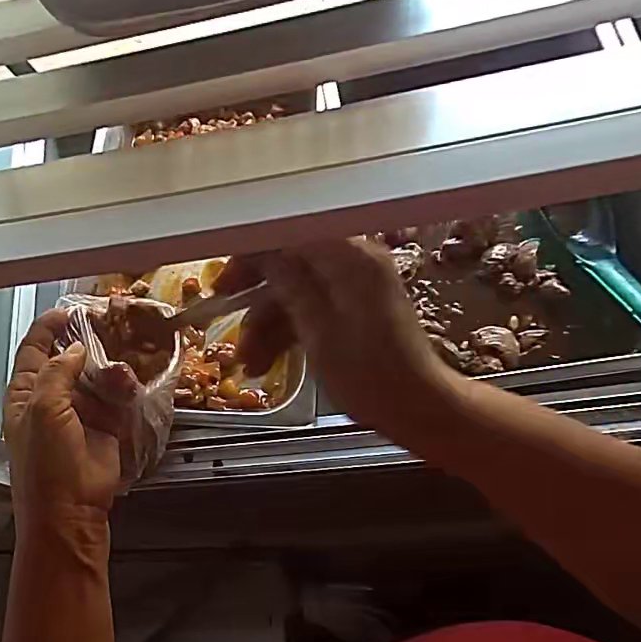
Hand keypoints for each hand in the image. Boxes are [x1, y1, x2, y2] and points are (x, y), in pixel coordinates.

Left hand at [4, 309, 123, 519]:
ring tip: (123, 352)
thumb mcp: (43, 411)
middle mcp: (52, 397)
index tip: (69, 311)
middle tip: (109, 324)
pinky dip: (124, 386)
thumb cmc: (47, 463)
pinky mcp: (107, 424)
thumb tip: (76, 347)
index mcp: (25, 393)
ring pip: (96, 375)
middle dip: (87, 342)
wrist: (71, 511)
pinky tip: (130, 379)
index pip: (34, 349)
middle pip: (69, 358)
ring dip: (109, 364)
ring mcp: (81, 411)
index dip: (49, 328)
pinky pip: (116, 396)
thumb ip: (56, 373)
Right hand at [217, 239, 449, 435]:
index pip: (288, 233)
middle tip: (222, 314)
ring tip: (247, 361)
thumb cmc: (371, 376)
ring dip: (266, 324)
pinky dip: (287, 332)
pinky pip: (310, 307)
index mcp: (350, 257)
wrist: (418, 408)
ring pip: (294, 290)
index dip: (250, 252)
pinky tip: (263, 362)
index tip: (223, 281)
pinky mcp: (353, 306)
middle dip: (255, 294)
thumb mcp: (319, 333)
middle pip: (289, 261)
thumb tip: (263, 255)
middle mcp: (354, 260)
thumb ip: (290, 286)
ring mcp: (354, 284)